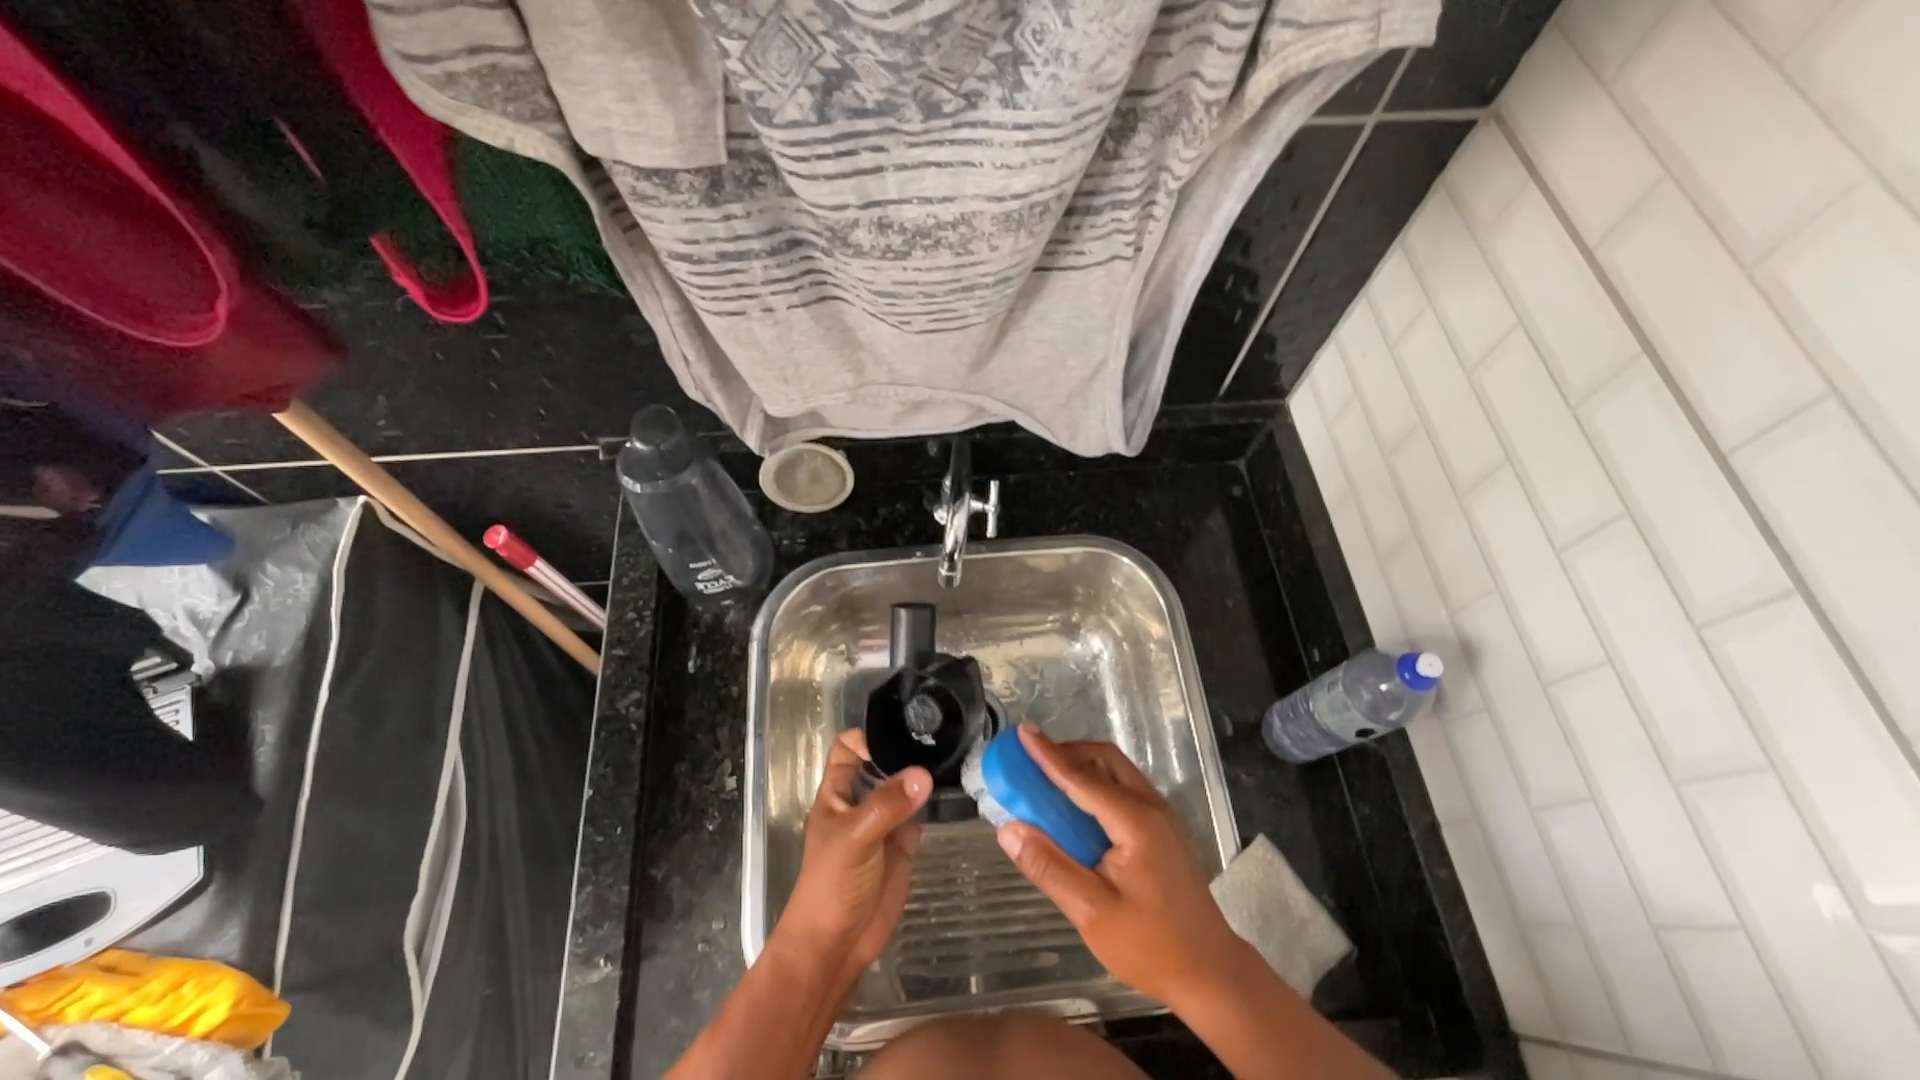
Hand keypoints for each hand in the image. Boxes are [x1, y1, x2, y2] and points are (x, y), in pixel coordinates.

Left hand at [774, 729, 931, 980]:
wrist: (838, 942)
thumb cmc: (832, 884)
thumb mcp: (855, 838)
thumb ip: (888, 806)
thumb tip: (924, 775)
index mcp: (837, 793)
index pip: (849, 749)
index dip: (870, 737)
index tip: (904, 732)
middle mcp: (861, 801)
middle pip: (882, 764)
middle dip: (906, 751)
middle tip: (942, 738)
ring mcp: (884, 823)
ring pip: (904, 788)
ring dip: (923, 776)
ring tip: (956, 757)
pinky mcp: (903, 844)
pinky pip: (920, 815)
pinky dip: (934, 804)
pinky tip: (956, 791)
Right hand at [995, 724, 1249, 1005]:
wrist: (1209, 971)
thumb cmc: (1150, 945)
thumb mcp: (1091, 911)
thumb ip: (1049, 867)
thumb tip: (1009, 830)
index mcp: (1136, 822)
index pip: (1082, 778)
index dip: (1048, 755)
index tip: (1021, 732)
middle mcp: (1153, 809)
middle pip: (1105, 761)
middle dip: (1066, 753)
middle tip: (1029, 761)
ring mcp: (1162, 819)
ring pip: (1117, 773)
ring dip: (1081, 768)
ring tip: (1044, 781)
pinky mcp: (1163, 833)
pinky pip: (1125, 791)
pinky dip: (1095, 786)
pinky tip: (1074, 810)